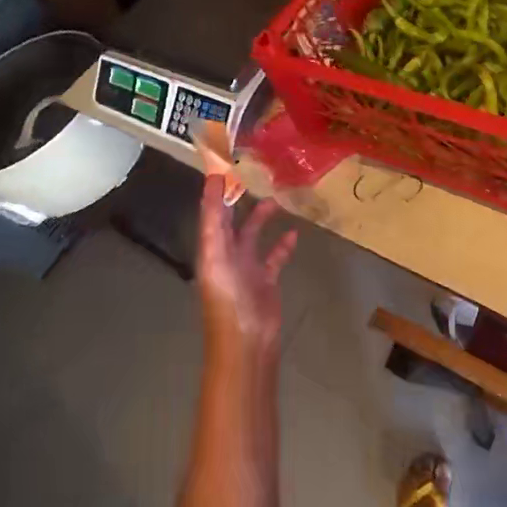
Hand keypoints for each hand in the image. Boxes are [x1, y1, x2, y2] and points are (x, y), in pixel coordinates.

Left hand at [196, 174, 297, 355]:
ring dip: (262, 217)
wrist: (247, 343)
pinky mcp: (265, 280)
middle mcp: (226, 254)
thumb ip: (213, 221)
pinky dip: (283, 244)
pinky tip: (294, 233)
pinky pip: (274, 256)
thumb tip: (212, 182)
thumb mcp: (216, 257)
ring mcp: (247, 267)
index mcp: (211, 248)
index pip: (212, 212)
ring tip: (276, 199)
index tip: (226, 163)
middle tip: (254, 173)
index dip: (216, 189)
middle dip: (239, 199)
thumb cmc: (229, 300)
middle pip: (231, 220)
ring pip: (253, 235)